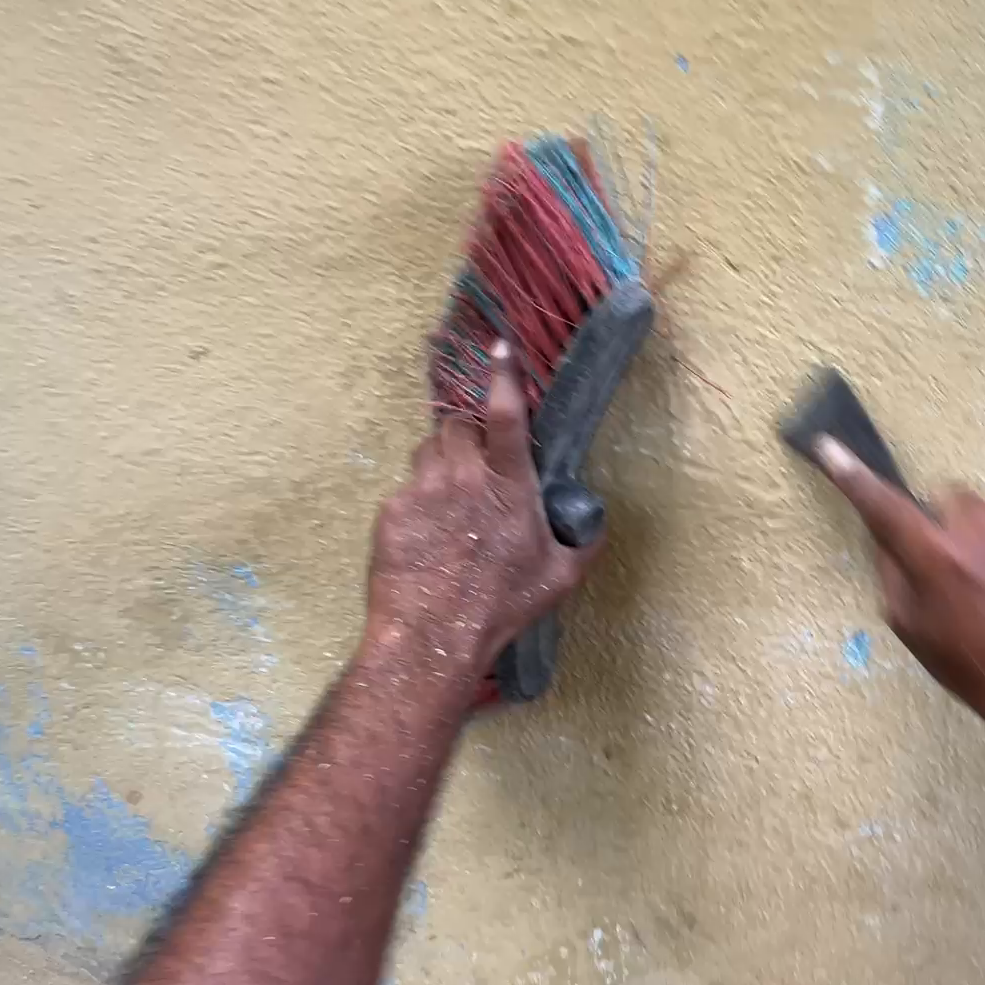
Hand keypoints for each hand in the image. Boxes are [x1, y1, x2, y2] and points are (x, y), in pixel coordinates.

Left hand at [363, 341, 599, 673]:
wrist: (433, 637)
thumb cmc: (502, 604)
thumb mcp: (561, 576)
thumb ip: (583, 541)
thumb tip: (593, 523)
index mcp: (509, 484)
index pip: (507, 415)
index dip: (504, 377)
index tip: (500, 347)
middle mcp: (463, 476)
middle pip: (457, 424)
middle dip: (469, 432)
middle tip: (479, 461)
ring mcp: (421, 491)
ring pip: (429, 450)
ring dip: (444, 460)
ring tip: (452, 496)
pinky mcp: (391, 512)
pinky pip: (406, 488)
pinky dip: (420, 499)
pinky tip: (428, 534)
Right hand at [813, 436, 984, 732]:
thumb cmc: (975, 669)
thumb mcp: (913, 630)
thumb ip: (893, 573)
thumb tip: (888, 539)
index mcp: (935, 556)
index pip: (882, 504)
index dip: (850, 474)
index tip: (829, 446)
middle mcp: (978, 530)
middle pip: (944, 500)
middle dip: (941, 524)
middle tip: (950, 570)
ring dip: (980, 540)